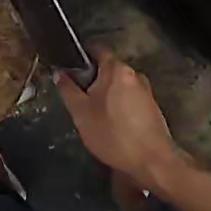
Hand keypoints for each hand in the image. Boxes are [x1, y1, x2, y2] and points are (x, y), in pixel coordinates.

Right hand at [56, 49, 184, 185]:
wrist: (151, 160)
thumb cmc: (112, 133)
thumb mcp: (81, 113)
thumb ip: (68, 90)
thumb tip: (60, 73)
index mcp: (117, 69)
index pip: (97, 49)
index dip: (80, 56)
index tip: (68, 69)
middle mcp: (134, 74)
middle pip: (107, 69)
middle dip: (92, 81)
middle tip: (78, 100)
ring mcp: (145, 90)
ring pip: (118, 86)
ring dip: (105, 96)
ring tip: (93, 117)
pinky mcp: (151, 107)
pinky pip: (129, 99)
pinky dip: (118, 106)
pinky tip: (112, 125)